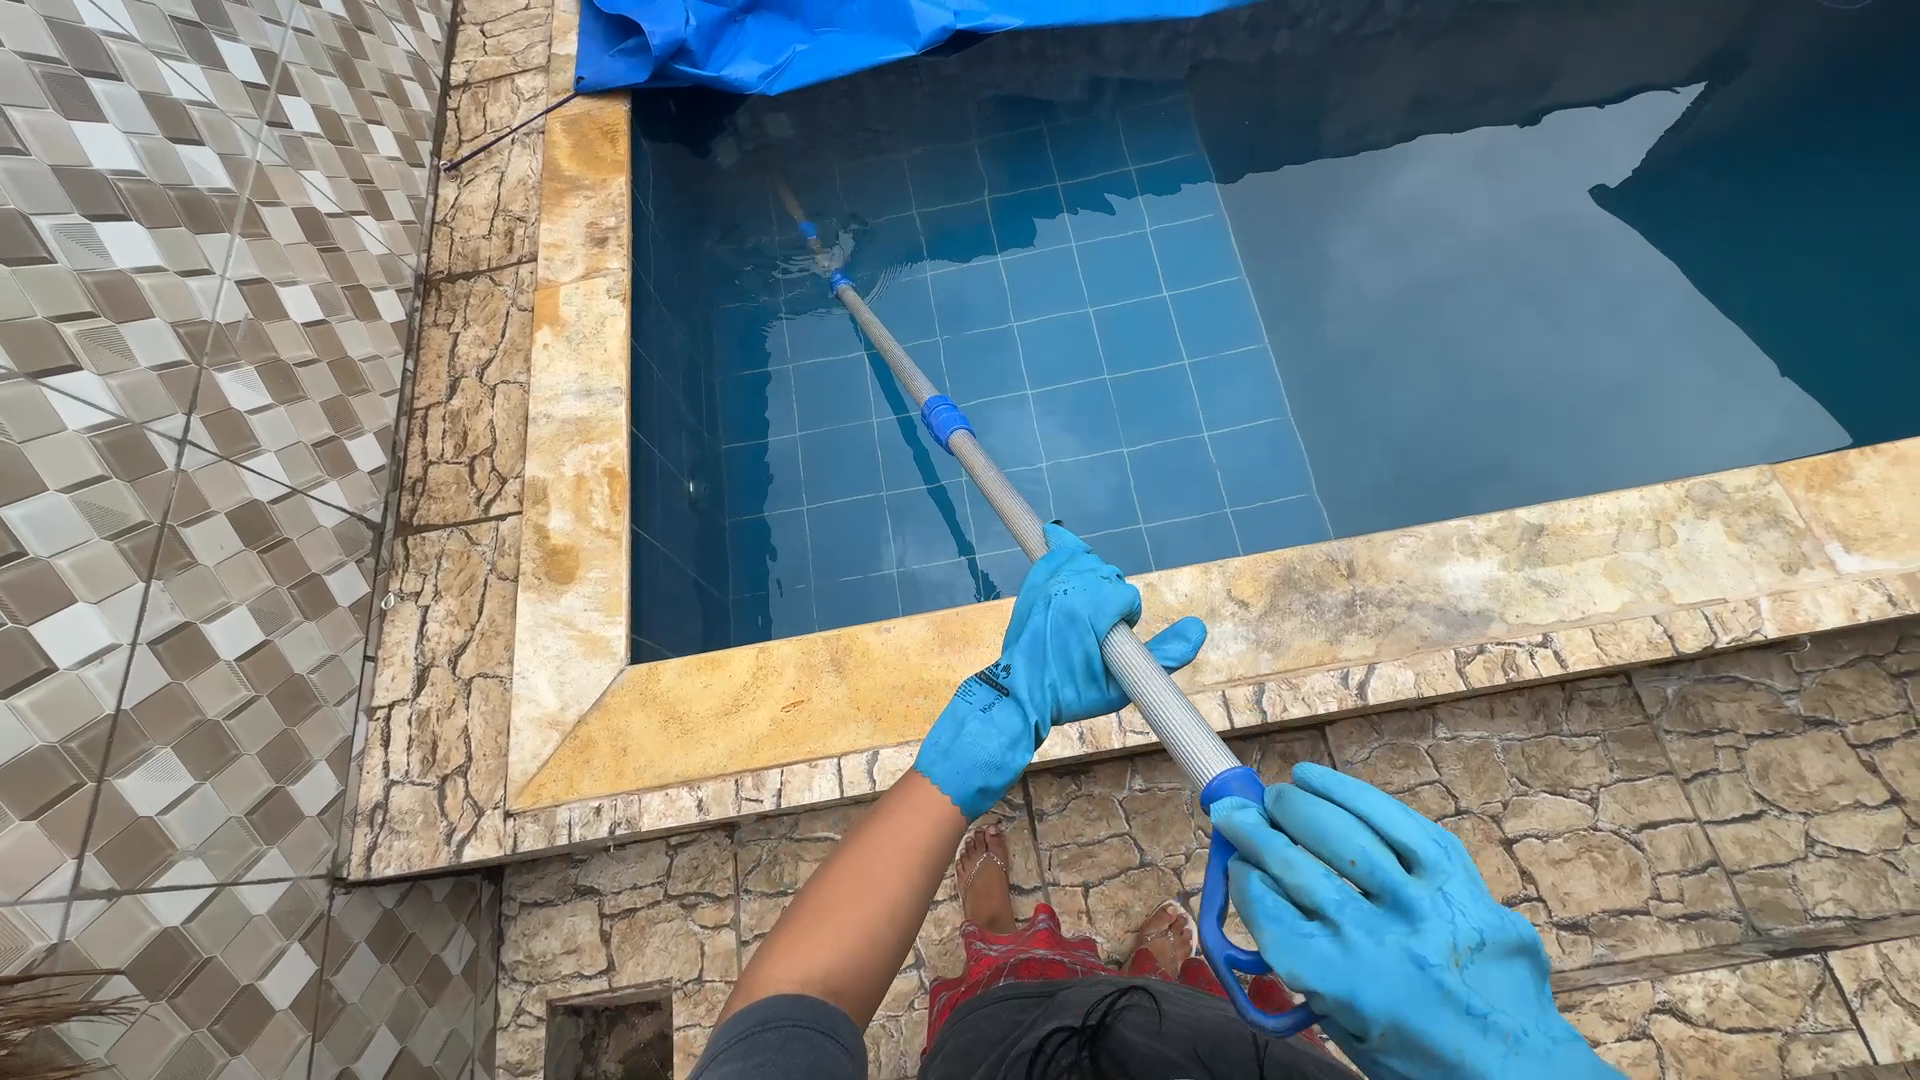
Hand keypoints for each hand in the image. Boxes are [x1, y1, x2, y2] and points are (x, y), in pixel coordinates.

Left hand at [914, 524, 1205, 818]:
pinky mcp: (1034, 584)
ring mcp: (1048, 583)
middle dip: (1110, 596)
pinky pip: (1056, 553)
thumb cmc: (1071, 694)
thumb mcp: (1121, 687)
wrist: (1020, 694)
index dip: (1126, 616)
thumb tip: (1198, 628)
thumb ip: (1164, 656)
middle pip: (1107, 574)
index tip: (1114, 639)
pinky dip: (1065, 551)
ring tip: (1089, 602)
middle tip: (1099, 628)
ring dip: (1093, 576)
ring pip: (1084, 561)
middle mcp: (1069, 588)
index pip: (1126, 594)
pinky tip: (1061, 542)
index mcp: (1091, 609)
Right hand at [1210, 762, 1614, 1079]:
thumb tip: (1257, 879)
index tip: (1235, 864)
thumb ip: (1297, 955)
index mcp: (1339, 983)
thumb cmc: (1418, 1059)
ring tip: (1278, 796)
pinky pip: (1396, 821)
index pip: (1265, 907)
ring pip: (1341, 833)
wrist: (1524, 1074)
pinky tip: (1315, 779)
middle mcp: (1375, 939)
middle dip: (1253, 829)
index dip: (1242, 876)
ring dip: (1296, 805)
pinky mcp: (1458, 881)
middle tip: (1234, 811)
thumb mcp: (1339, 1027)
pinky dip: (1348, 792)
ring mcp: (1422, 905)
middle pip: (1293, 863)